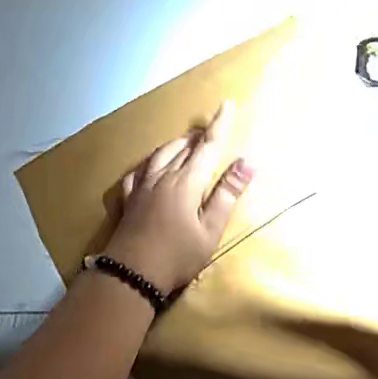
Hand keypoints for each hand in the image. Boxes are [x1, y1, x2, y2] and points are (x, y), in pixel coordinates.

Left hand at [99, 101, 253, 293]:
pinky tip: (152, 165)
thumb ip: (227, 194)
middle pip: (184, 147)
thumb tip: (247, 162)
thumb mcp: (210, 230)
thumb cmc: (178, 255)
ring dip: (177, 144)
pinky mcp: (129, 199)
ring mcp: (142, 187)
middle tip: (213, 129)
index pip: (208, 147)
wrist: (131, 274)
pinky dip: (152, 162)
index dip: (220, 125)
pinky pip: (140, 170)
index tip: (228, 104)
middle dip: (200, 135)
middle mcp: (163, 177)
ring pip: (161, 154)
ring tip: (188, 141)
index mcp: (186, 182)